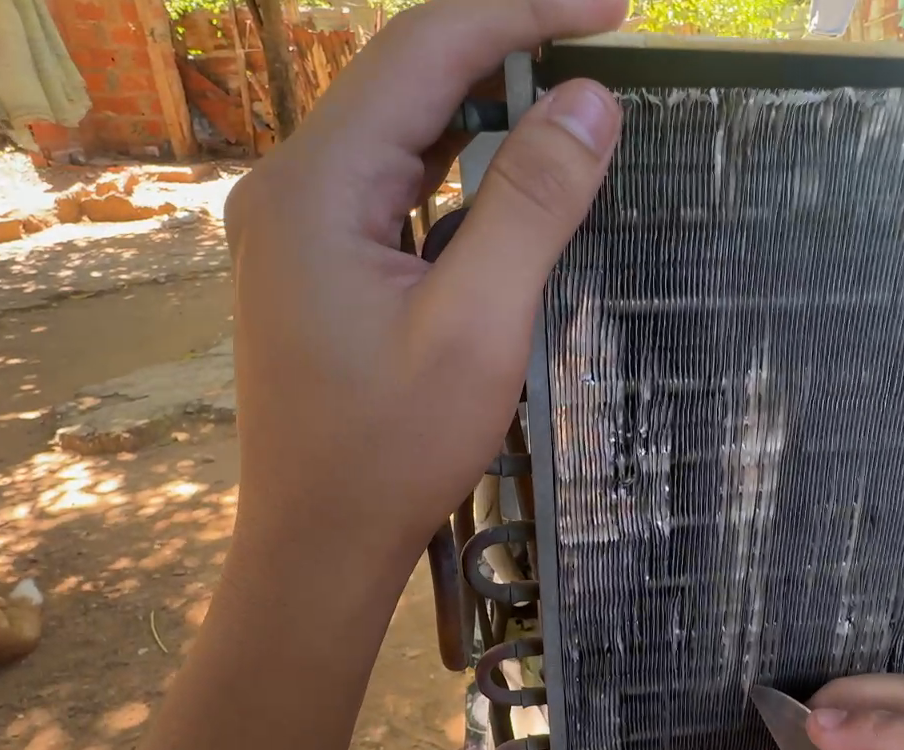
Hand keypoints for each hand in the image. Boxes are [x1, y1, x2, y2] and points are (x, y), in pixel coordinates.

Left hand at [220, 0, 626, 566]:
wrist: (321, 541)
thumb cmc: (394, 448)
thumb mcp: (476, 327)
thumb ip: (531, 206)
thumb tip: (591, 101)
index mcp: (317, 184)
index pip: (424, 48)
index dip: (522, 12)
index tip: (611, 12)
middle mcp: (292, 186)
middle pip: (405, 80)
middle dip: (503, 54)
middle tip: (597, 59)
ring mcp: (298, 229)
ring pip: (399, 135)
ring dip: (481, 115)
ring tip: (564, 113)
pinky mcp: (317, 268)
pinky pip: (392, 193)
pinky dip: (454, 177)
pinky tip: (503, 188)